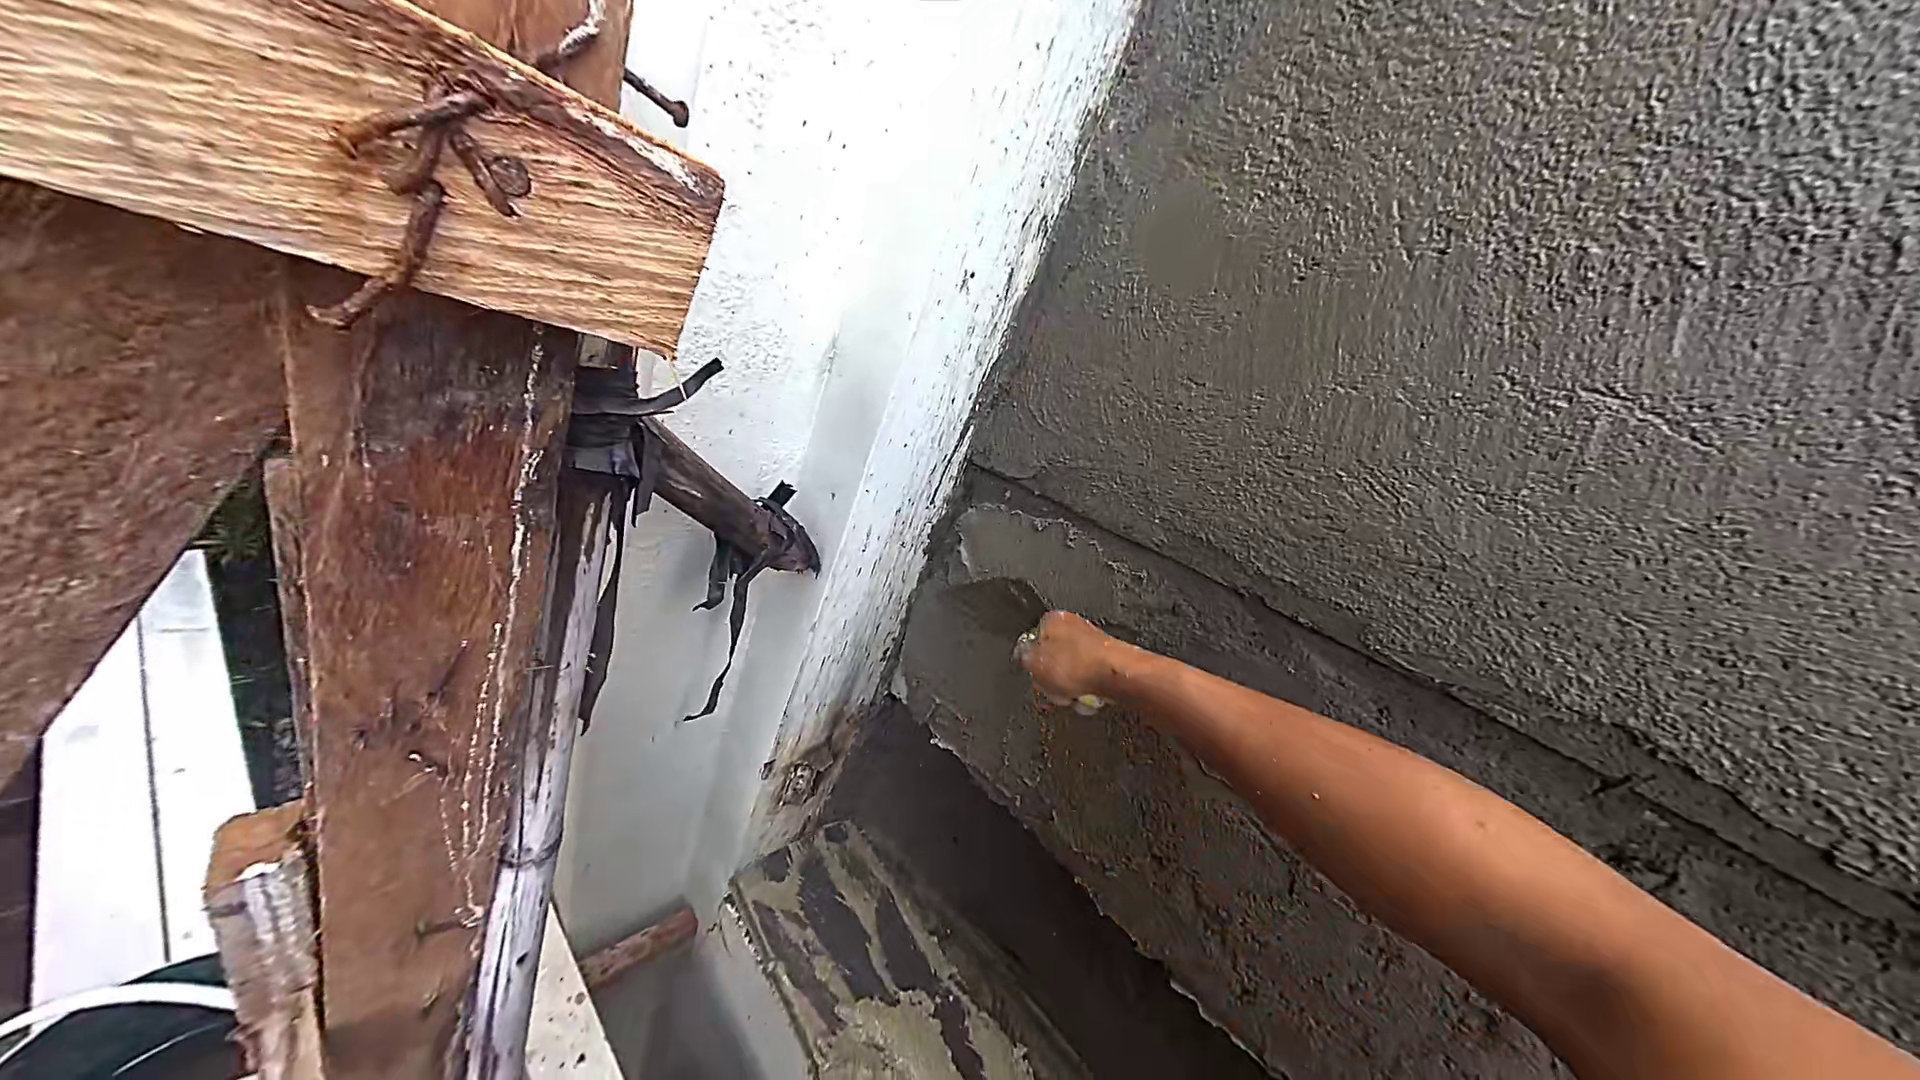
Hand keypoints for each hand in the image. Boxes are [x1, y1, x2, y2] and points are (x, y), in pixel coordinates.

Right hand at [1014, 611, 1123, 708]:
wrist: (1118, 676)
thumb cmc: (1080, 665)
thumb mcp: (1034, 663)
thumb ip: (1024, 658)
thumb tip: (1024, 658)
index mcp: (1053, 620)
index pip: (1031, 642)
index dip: (1032, 664)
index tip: (1036, 678)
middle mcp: (1074, 627)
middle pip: (1052, 661)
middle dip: (1053, 681)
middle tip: (1056, 690)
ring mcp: (1092, 645)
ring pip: (1071, 675)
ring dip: (1070, 690)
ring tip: (1076, 696)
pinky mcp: (1107, 662)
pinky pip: (1089, 682)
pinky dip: (1088, 692)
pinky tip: (1090, 698)